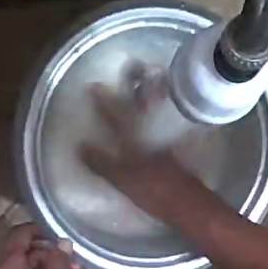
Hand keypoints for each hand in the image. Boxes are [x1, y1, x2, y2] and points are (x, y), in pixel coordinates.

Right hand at [82, 73, 212, 219]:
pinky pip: (170, 121)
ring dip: (155, 93)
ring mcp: (167, 138)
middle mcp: (151, 133)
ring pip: (159, 109)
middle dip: (137, 84)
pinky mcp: (178, 146)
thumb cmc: (152, 191)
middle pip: (142, 104)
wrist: (187, 203)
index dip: (103, 101)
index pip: (115, 115)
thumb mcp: (121, 179)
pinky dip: (168, 110)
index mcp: (134, 139)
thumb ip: (101, 162)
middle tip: (134, 66)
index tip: (93, 85)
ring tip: (154, 76)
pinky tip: (168, 107)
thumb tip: (81, 146)